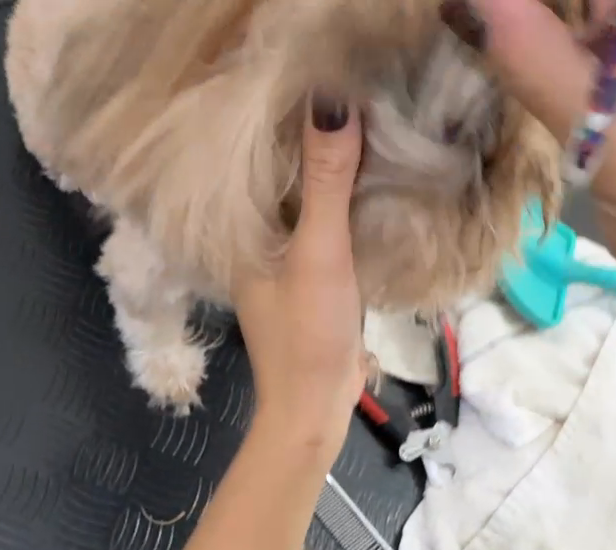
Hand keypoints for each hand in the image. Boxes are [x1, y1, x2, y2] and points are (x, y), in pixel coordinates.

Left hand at [231, 94, 368, 457]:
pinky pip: (328, 225)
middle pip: (284, 172)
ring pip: (309, 198)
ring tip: (372, 117)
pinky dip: (348, 201)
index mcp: (240, 228)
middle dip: (316, 135)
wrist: (315, 408)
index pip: (256, 153)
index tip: (321, 75)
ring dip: (335, 167)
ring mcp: (285, 258)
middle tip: (359, 87)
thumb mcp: (319, 253)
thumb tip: (332, 100)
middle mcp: (256, 237)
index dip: (285, 114)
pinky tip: (376, 175)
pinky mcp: (313, 276)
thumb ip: (326, 182)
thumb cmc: (307, 334)